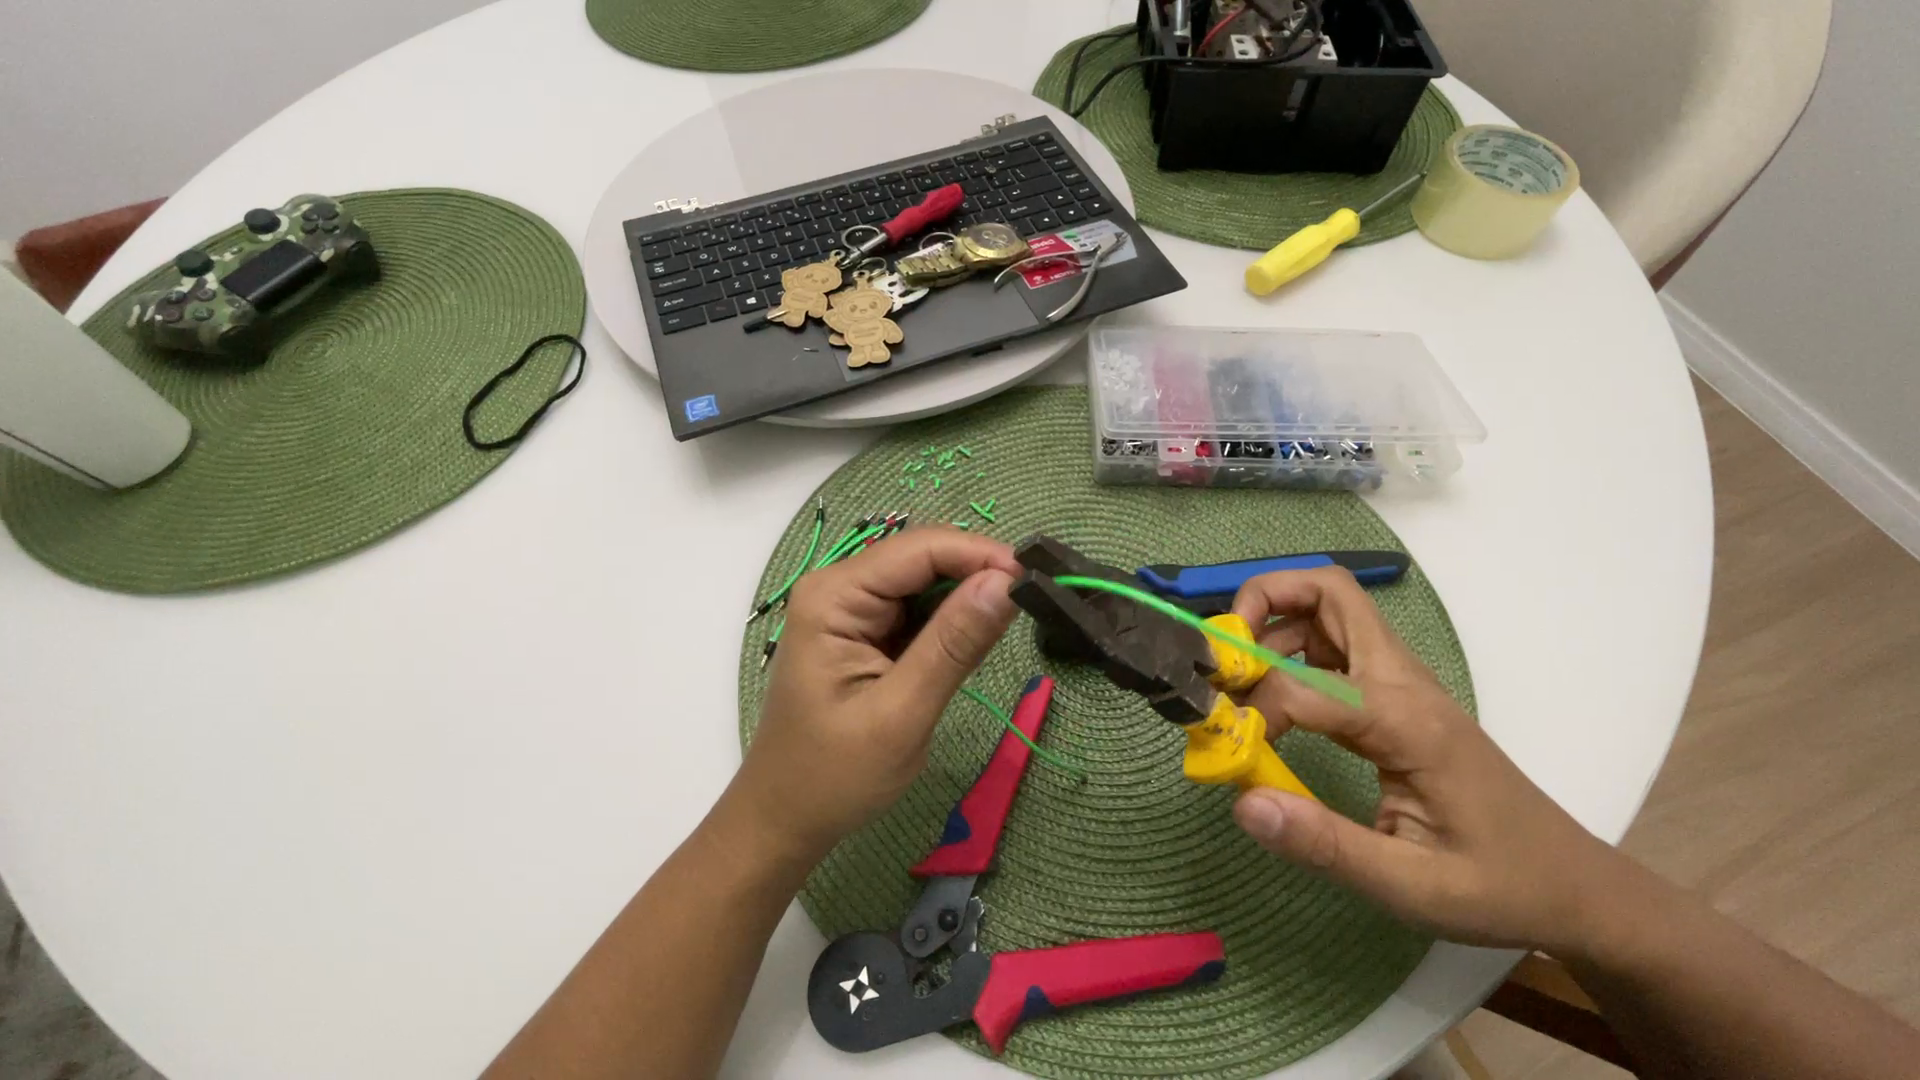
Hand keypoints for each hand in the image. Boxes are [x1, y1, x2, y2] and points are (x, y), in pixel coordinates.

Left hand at [726, 528, 1021, 865]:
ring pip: (925, 583)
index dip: (981, 555)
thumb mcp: (902, 713)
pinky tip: (969, 647)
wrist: (786, 818)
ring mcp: (849, 609)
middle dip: (978, 575)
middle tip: (1033, 604)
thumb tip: (1005, 583)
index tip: (1037, 579)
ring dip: (966, 600)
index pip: (921, 549)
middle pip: (923, 558)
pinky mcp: (863, 632)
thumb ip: (954, 645)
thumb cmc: (834, 775)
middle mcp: (839, 588)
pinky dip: (949, 624)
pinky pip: (917, 610)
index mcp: (834, 596)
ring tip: (1008, 627)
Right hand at [1226, 568, 1629, 956]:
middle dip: (1262, 602)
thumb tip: (1243, 803)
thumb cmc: (1497, 886)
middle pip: (1329, 592)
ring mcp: (1404, 684)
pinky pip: (1336, 646)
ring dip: (1274, 625)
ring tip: (1240, 683)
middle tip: (1223, 655)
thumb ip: (1325, 844)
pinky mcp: (1398, 697)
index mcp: (1408, 721)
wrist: (1574, 887)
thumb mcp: (1411, 887)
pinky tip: (1274, 702)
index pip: (1306, 685)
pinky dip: (1292, 651)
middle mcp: (1404, 682)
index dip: (1255, 709)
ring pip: (1330, 611)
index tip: (1231, 748)